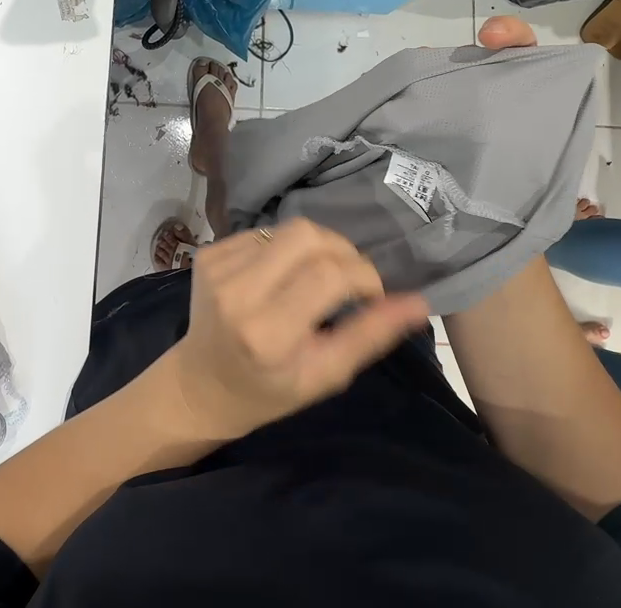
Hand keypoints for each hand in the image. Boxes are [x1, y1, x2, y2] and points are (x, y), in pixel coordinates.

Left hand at [152, 218, 430, 440]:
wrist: (200, 384)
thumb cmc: (268, 390)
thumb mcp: (324, 374)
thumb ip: (370, 335)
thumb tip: (420, 302)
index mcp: (267, 332)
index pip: (329, 276)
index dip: (363, 275)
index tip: (372, 293)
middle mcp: (237, 292)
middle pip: (306, 235)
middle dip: (341, 250)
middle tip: (349, 277)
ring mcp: (216, 268)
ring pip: (286, 230)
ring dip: (312, 249)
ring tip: (315, 279)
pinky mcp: (206, 253)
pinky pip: (261, 232)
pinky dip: (283, 249)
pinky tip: (281, 277)